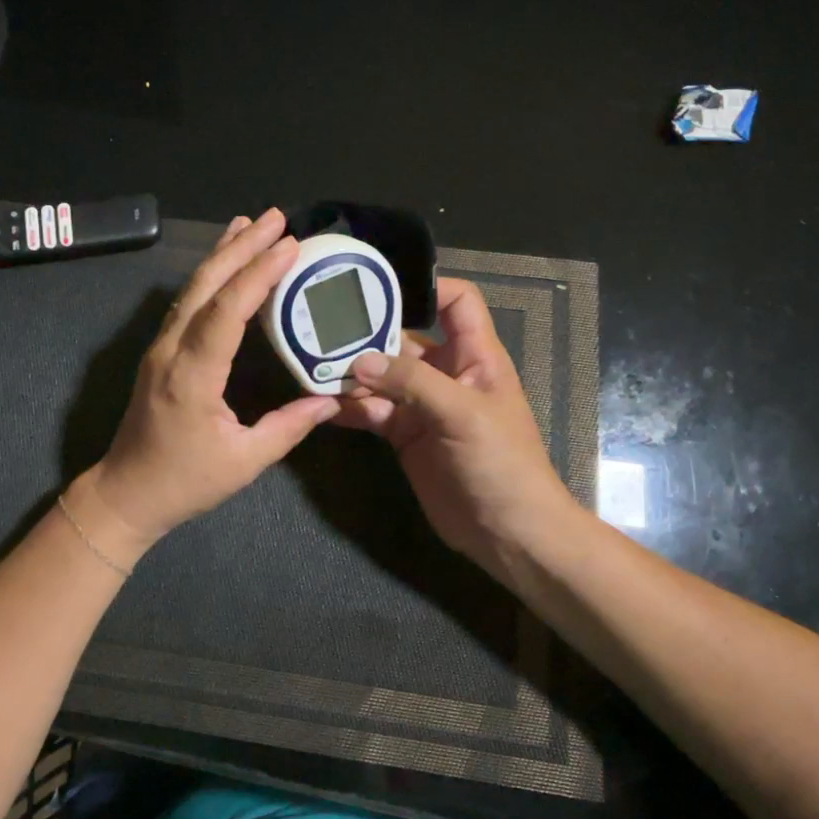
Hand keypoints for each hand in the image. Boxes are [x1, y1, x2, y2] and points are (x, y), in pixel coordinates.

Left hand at [89, 208, 341, 544]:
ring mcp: (160, 349)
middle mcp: (171, 352)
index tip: (288, 246)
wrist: (127, 492)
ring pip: (191, 290)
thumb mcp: (244, 462)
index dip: (257, 275)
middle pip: (204, 287)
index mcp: (191, 376)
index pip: (225, 312)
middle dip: (240, 248)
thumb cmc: (184, 481)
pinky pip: (185, 304)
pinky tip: (224, 265)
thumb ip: (288, 427)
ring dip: (221, 255)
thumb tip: (330, 399)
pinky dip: (208, 278)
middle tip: (275, 217)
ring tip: (248, 224)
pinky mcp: (159, 353)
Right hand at [334, 277, 582, 565]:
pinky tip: (319, 403)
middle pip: (403, 338)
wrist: (508, 532)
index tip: (379, 286)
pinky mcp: (403, 435)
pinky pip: (370, 411)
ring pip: (380, 376)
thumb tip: (359, 361)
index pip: (456, 302)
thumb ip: (412, 382)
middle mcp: (446, 373)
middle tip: (321, 326)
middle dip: (366, 333)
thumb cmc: (502, 463)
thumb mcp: (463, 413)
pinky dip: (347, 407)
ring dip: (349, 372)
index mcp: (474, 356)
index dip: (426, 287)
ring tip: (310, 365)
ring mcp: (422, 405)